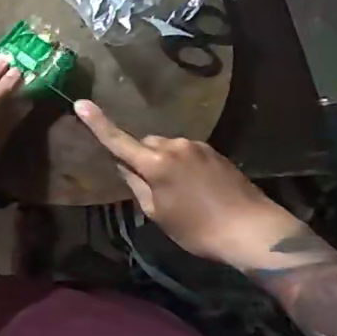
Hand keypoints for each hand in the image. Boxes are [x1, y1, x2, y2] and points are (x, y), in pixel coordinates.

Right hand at [74, 99, 302, 268]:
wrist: (256, 232)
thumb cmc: (197, 228)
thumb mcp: (156, 212)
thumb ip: (136, 184)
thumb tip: (124, 165)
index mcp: (156, 163)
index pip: (117, 140)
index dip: (97, 122)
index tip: (80, 103)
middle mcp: (176, 147)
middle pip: (144, 143)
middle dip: (139, 157)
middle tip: (147, 185)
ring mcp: (199, 148)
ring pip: (165, 148)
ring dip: (161, 161)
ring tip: (174, 190)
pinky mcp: (216, 154)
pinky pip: (185, 153)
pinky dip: (179, 164)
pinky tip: (192, 187)